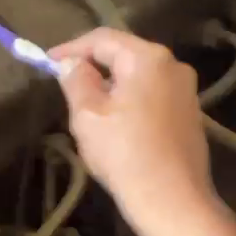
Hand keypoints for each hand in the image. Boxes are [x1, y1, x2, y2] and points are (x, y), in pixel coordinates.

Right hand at [51, 29, 214, 220]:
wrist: (169, 196)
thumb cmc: (123, 152)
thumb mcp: (87, 115)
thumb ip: (77, 82)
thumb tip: (72, 63)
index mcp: (147, 59)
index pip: (103, 39)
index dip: (71, 48)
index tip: (46, 61)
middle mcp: (173, 66)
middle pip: (124, 56)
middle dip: (92, 68)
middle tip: (65, 85)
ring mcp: (185, 90)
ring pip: (137, 78)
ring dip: (109, 87)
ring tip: (85, 110)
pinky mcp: (188, 114)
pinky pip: (150, 97)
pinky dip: (127, 102)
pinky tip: (113, 127)